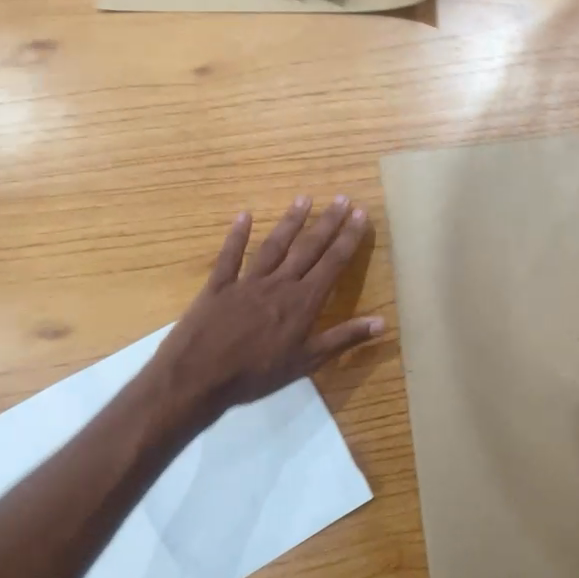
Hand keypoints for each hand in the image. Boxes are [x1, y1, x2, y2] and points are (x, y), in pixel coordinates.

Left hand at [148, 196, 384, 424]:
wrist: (196, 379)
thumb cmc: (256, 374)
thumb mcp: (307, 361)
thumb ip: (344, 338)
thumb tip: (383, 322)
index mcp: (304, 301)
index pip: (333, 263)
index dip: (349, 238)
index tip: (362, 215)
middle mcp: (280, 284)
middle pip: (308, 248)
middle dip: (328, 223)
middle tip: (343, 199)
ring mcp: (247, 282)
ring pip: (275, 246)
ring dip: (291, 221)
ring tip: (304, 199)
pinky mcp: (217, 287)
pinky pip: (229, 257)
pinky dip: (236, 236)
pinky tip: (244, 216)